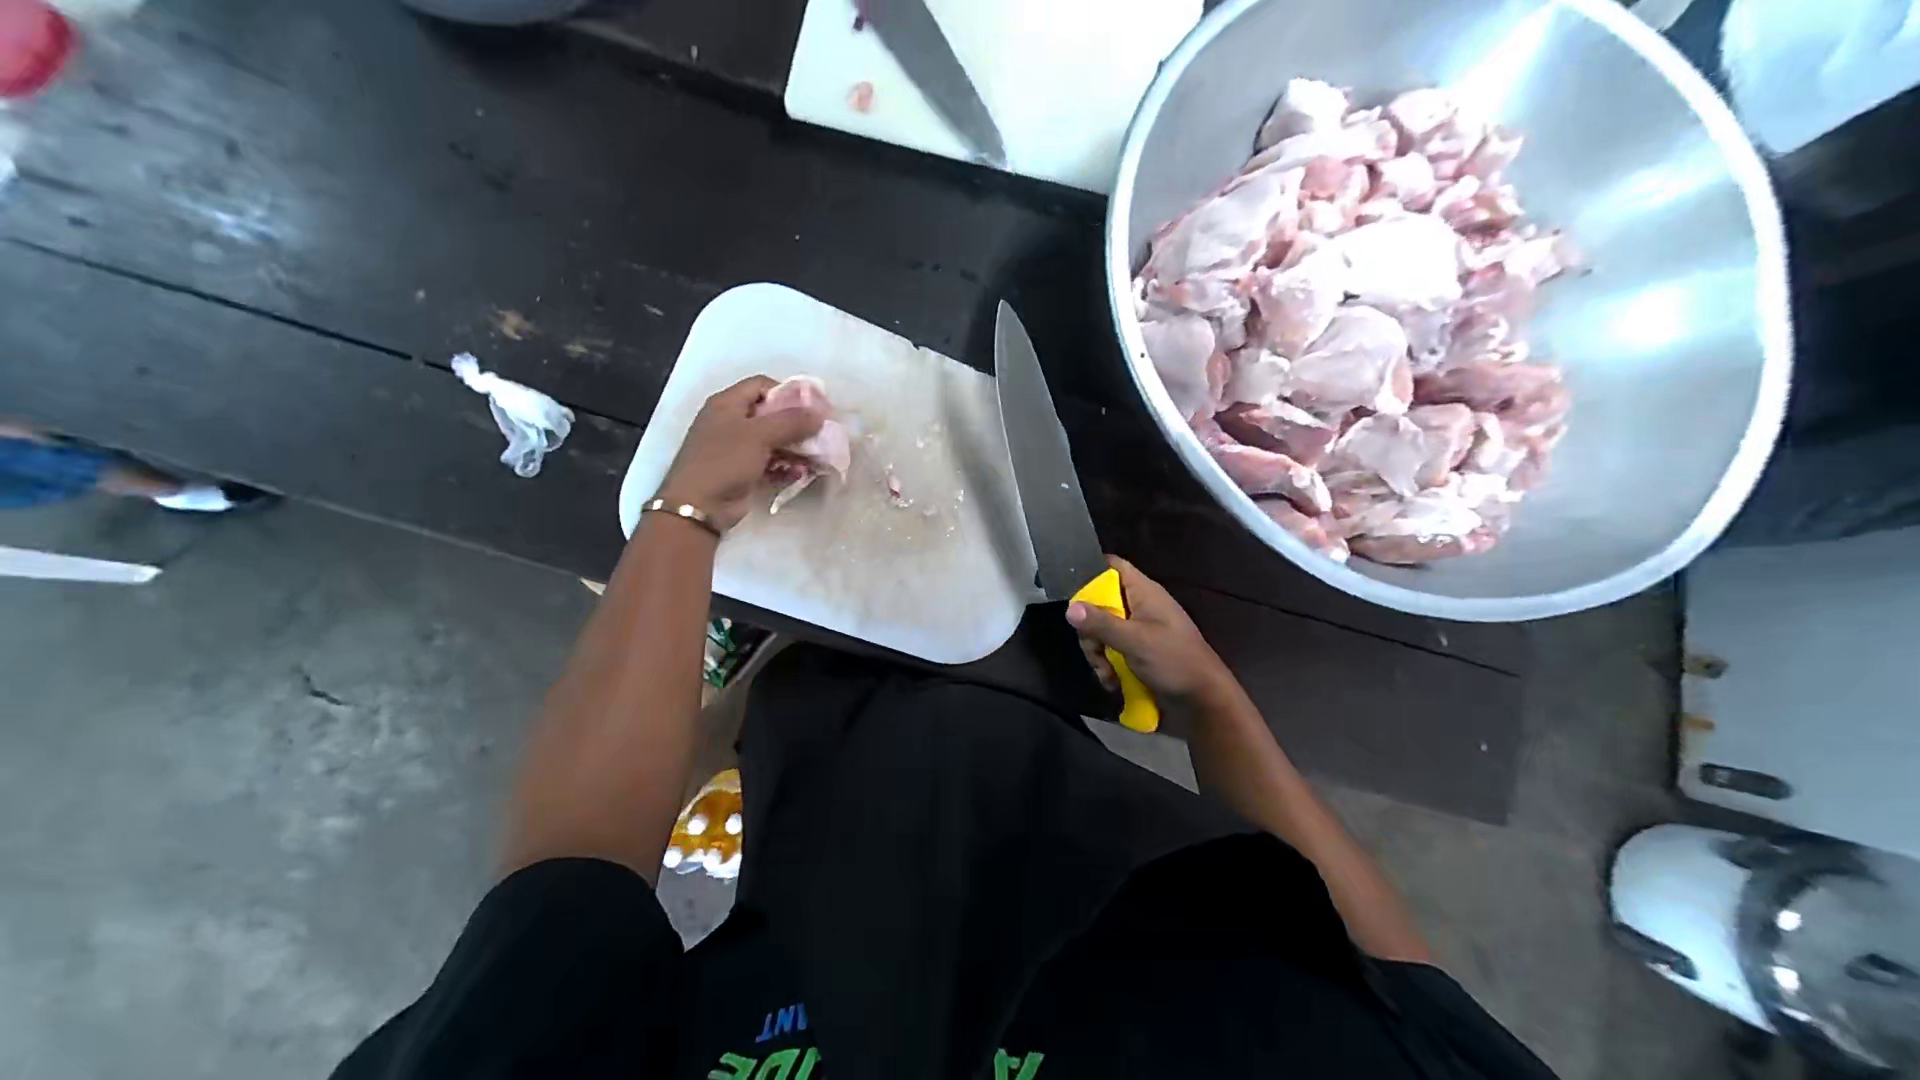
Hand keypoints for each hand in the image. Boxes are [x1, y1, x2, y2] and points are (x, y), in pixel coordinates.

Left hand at [656, 376, 823, 531]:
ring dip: (794, 448)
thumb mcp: (759, 435)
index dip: (787, 392)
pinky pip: (770, 462)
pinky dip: (785, 466)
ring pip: (773, 440)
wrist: (700, 505)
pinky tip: (800, 473)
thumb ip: (792, 421)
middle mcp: (731, 422)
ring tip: (815, 457)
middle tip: (819, 433)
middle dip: (796, 424)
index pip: (761, 385)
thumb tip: (820, 413)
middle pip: (770, 414)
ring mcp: (736, 448)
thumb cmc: (724, 461)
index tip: (811, 407)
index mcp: (727, 404)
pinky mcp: (743, 471)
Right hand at [1066, 557, 1237, 706]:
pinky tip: (1112, 682)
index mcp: (1144, 592)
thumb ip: (1101, 623)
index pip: (1113, 566)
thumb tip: (1070, 608)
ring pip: (1103, 631)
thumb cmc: (1174, 660)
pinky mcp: (1139, 652)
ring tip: (1106, 674)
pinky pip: (1113, 650)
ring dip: (1099, 654)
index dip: (1091, 572)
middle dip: (1091, 630)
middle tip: (1095, 650)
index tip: (1071, 590)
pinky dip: (1109, 666)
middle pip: (1100, 604)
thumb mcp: (1134, 641)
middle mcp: (1140, 606)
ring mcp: (1139, 630)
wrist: (1203, 700)